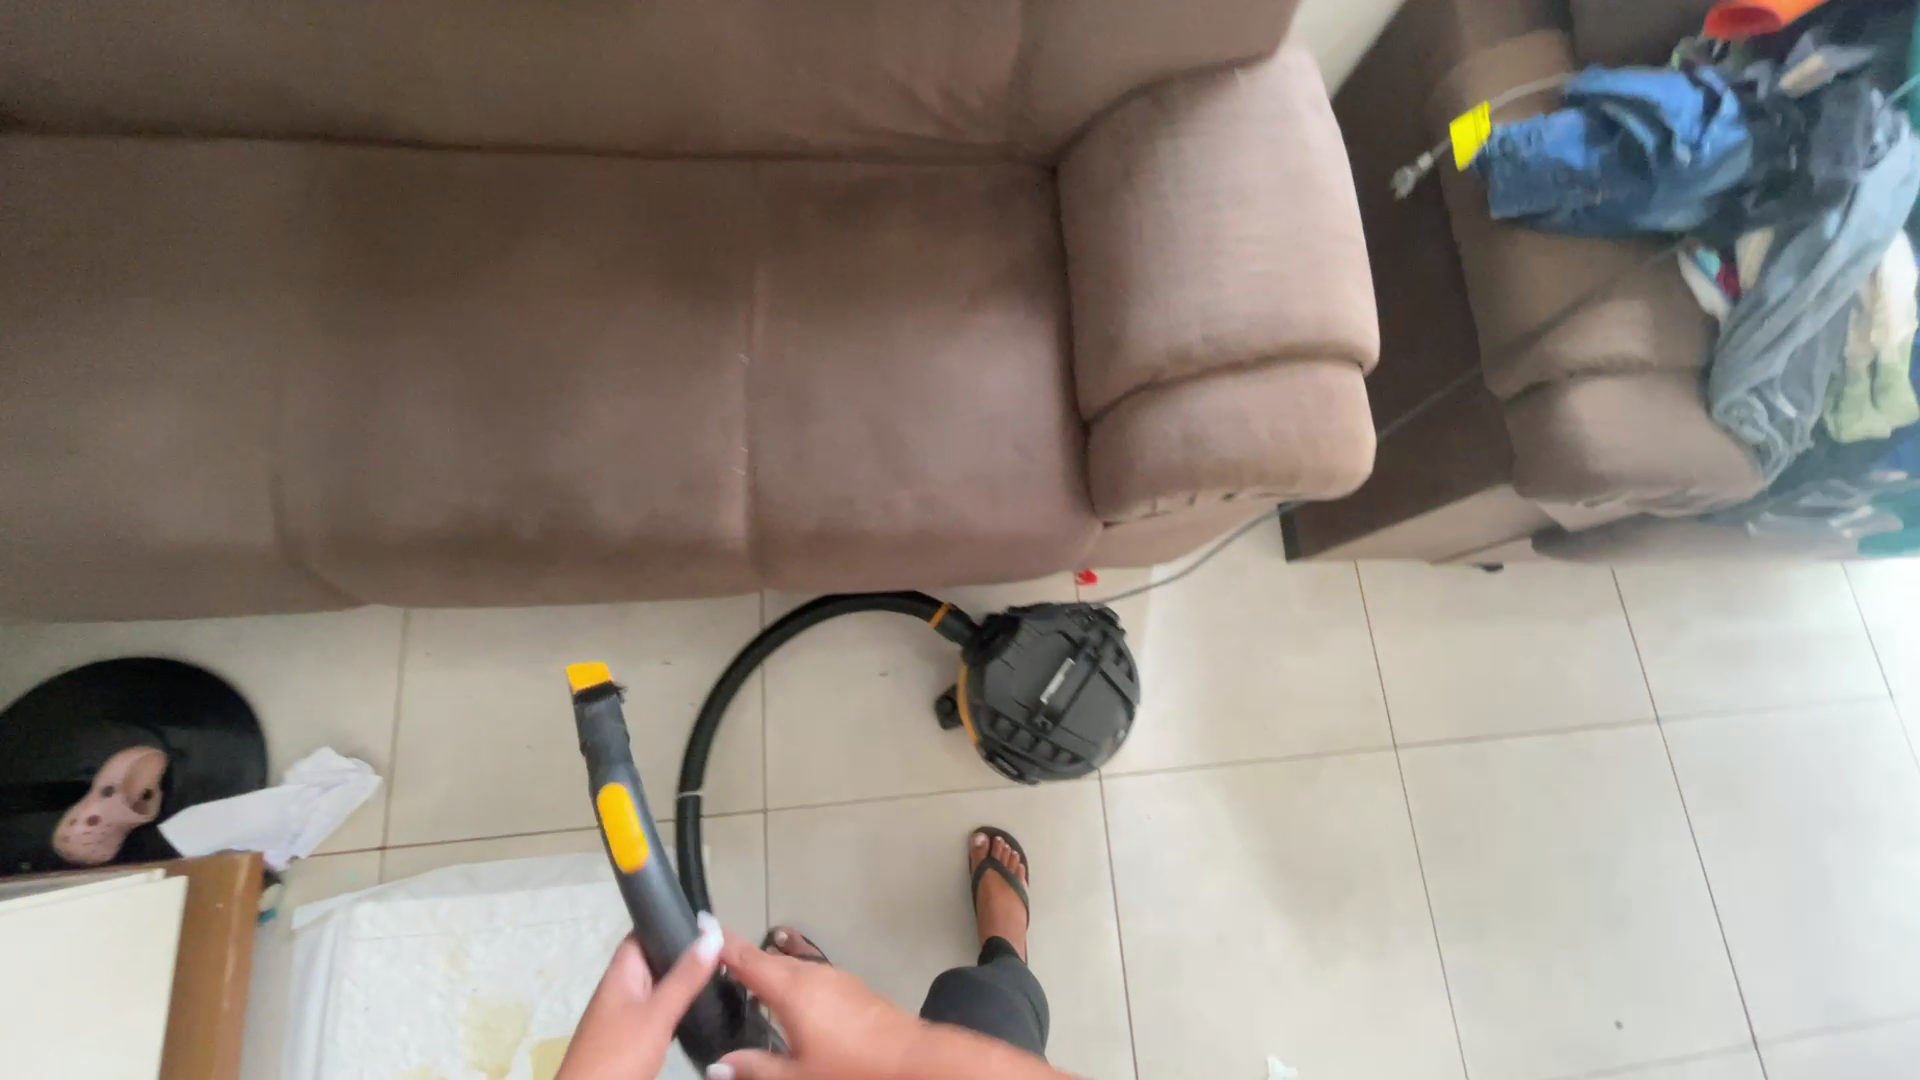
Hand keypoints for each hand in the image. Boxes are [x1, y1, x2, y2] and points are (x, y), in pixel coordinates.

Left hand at [556, 913, 724, 1079]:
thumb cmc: (617, 1059)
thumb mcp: (656, 1014)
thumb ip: (685, 976)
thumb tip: (713, 931)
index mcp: (620, 976)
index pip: (644, 934)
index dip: (670, 922)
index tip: (707, 920)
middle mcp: (621, 992)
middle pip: (655, 960)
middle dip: (686, 952)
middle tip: (725, 946)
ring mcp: (625, 1021)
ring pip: (660, 989)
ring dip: (685, 982)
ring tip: (723, 974)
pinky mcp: (633, 1045)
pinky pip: (660, 1014)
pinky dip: (680, 1008)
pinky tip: (703, 1010)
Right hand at [708, 933, 923, 1079]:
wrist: (908, 1058)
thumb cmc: (849, 1069)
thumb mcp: (797, 1077)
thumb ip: (755, 1068)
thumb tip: (716, 1065)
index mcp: (793, 991)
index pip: (750, 960)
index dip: (724, 944)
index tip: (702, 925)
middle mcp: (812, 975)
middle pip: (769, 960)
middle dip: (743, 959)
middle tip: (714, 962)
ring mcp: (834, 977)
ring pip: (792, 968)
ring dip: (768, 971)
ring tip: (744, 982)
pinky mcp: (849, 986)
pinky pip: (810, 977)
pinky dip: (790, 981)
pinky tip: (785, 1002)